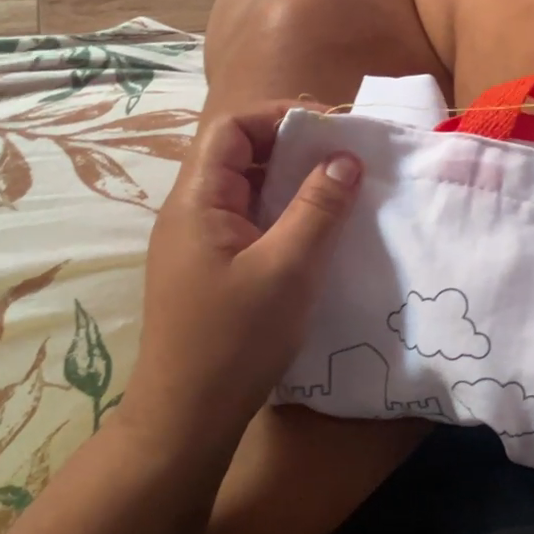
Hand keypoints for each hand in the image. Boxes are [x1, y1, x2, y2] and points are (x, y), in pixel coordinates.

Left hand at [123, 101, 361, 453]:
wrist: (188, 417)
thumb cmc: (236, 338)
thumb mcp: (288, 268)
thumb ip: (318, 208)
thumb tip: (346, 157)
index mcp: (197, 202)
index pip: (230, 129)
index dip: (278, 116)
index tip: (331, 128)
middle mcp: (191, 213)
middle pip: (237, 154)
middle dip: (292, 146)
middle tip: (345, 156)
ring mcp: (200, 243)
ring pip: (247, 189)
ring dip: (292, 181)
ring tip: (340, 188)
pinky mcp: (213, 269)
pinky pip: (250, 221)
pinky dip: (285, 212)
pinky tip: (318, 230)